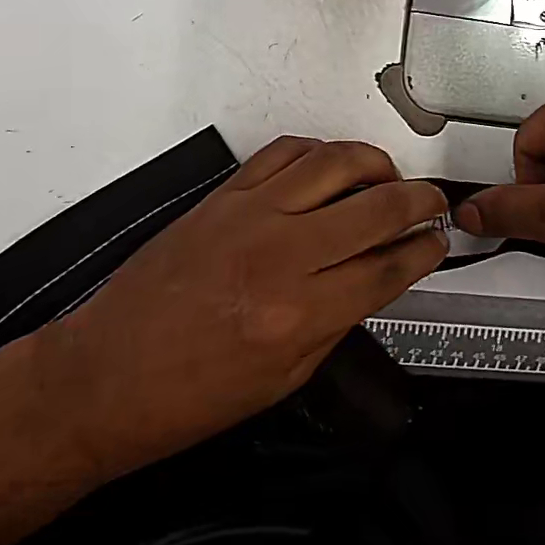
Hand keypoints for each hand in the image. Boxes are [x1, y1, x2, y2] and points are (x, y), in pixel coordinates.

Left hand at [29, 137, 447, 478]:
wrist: (108, 374)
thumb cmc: (186, 393)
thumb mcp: (284, 378)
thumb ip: (337, 321)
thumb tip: (373, 279)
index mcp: (300, 313)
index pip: (389, 266)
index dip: (424, 250)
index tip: (436, 241)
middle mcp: (279, 254)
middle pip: (376, 207)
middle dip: (419, 200)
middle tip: (430, 203)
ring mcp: (248, 215)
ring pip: (333, 162)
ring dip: (375, 162)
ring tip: (388, 176)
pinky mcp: (221, 197)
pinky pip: (281, 152)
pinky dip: (316, 150)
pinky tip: (328, 163)